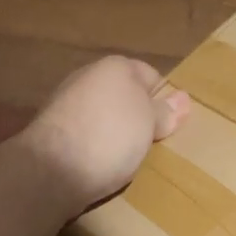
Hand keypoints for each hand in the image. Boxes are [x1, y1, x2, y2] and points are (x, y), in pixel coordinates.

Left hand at [20, 57, 191, 210]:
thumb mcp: (150, 122)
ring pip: (102, 117)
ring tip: (127, 160)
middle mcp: (87, 77)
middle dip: (137, 118)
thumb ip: (165, 112)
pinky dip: (95, 148)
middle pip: (123, 96)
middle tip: (152, 146)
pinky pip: (85, 136)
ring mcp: (66, 104)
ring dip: (115, 135)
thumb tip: (183, 99)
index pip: (150, 75)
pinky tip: (100, 166)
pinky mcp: (52, 132)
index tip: (169, 126)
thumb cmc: (111, 136)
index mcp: (115, 66)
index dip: (163, 100)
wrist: (54, 168)